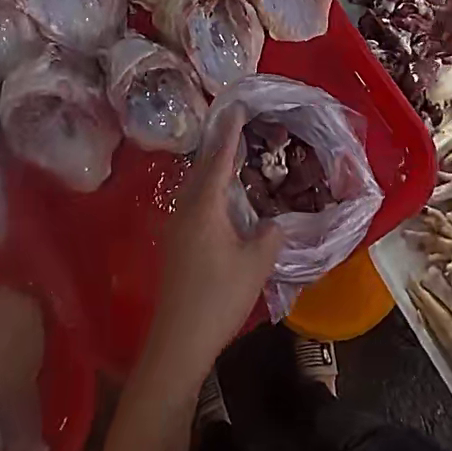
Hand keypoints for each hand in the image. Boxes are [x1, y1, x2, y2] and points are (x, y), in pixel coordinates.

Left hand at [147, 107, 284, 369]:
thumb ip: (271, 233)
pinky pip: (196, 203)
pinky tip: (227, 196)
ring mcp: (177, 229)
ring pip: (197, 187)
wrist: (178, 343)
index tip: (237, 108)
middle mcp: (185, 211)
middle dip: (220, 146)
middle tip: (242, 126)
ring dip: (215, 168)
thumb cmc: (219, 297)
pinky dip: (212, 188)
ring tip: (237, 154)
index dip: (229, 134)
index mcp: (204, 208)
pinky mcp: (177, 245)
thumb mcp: (258, 262)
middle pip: (202, 169)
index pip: (218, 161)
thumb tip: (274, 221)